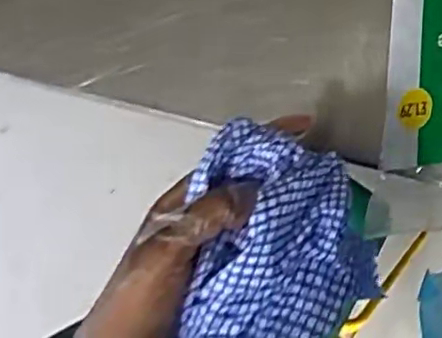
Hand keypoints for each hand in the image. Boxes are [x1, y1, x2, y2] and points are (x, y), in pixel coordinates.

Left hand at [75, 114, 310, 337]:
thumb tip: (254, 191)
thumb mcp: (160, 252)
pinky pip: (268, 240)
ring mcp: (219, 245)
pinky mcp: (232, 271)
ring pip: (264, 209)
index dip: (267, 138)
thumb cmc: (126, 314)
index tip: (302, 126)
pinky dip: (288, 233)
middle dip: (286, 172)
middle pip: (255, 180)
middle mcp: (204, 219)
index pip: (232, 156)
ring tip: (315, 200)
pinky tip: (300, 234)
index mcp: (182, 205)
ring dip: (289, 203)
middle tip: (315, 169)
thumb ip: (203, 213)